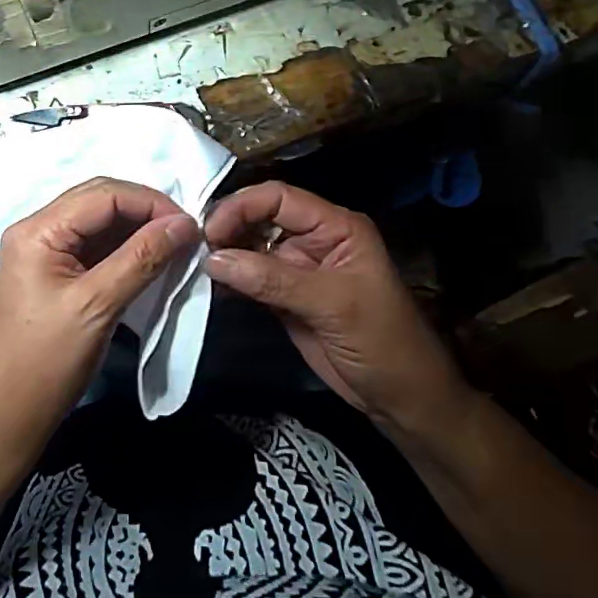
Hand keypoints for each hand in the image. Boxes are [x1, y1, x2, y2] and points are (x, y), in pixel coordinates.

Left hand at [0, 178, 201, 453]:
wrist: (10, 416)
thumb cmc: (48, 362)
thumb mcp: (99, 306)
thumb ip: (142, 258)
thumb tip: (186, 223)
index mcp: (37, 230)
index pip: (104, 194)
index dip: (150, 202)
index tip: (189, 225)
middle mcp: (37, 228)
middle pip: (101, 199)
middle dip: (146, 210)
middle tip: (185, 232)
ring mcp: (45, 248)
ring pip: (101, 219)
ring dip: (139, 227)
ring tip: (175, 243)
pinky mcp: (55, 269)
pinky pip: (96, 242)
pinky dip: (126, 246)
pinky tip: (152, 257)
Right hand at [204, 182, 465, 428]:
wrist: (402, 399)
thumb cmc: (382, 341)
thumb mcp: (333, 304)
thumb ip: (274, 279)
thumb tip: (214, 259)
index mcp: (335, 226)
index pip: (280, 198)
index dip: (242, 206)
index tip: (210, 230)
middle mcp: (313, 239)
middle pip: (261, 218)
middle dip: (229, 227)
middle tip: (195, 248)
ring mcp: (297, 268)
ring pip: (251, 247)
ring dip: (225, 254)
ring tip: (195, 264)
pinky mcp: (285, 297)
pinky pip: (250, 279)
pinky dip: (230, 280)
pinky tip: (210, 285)